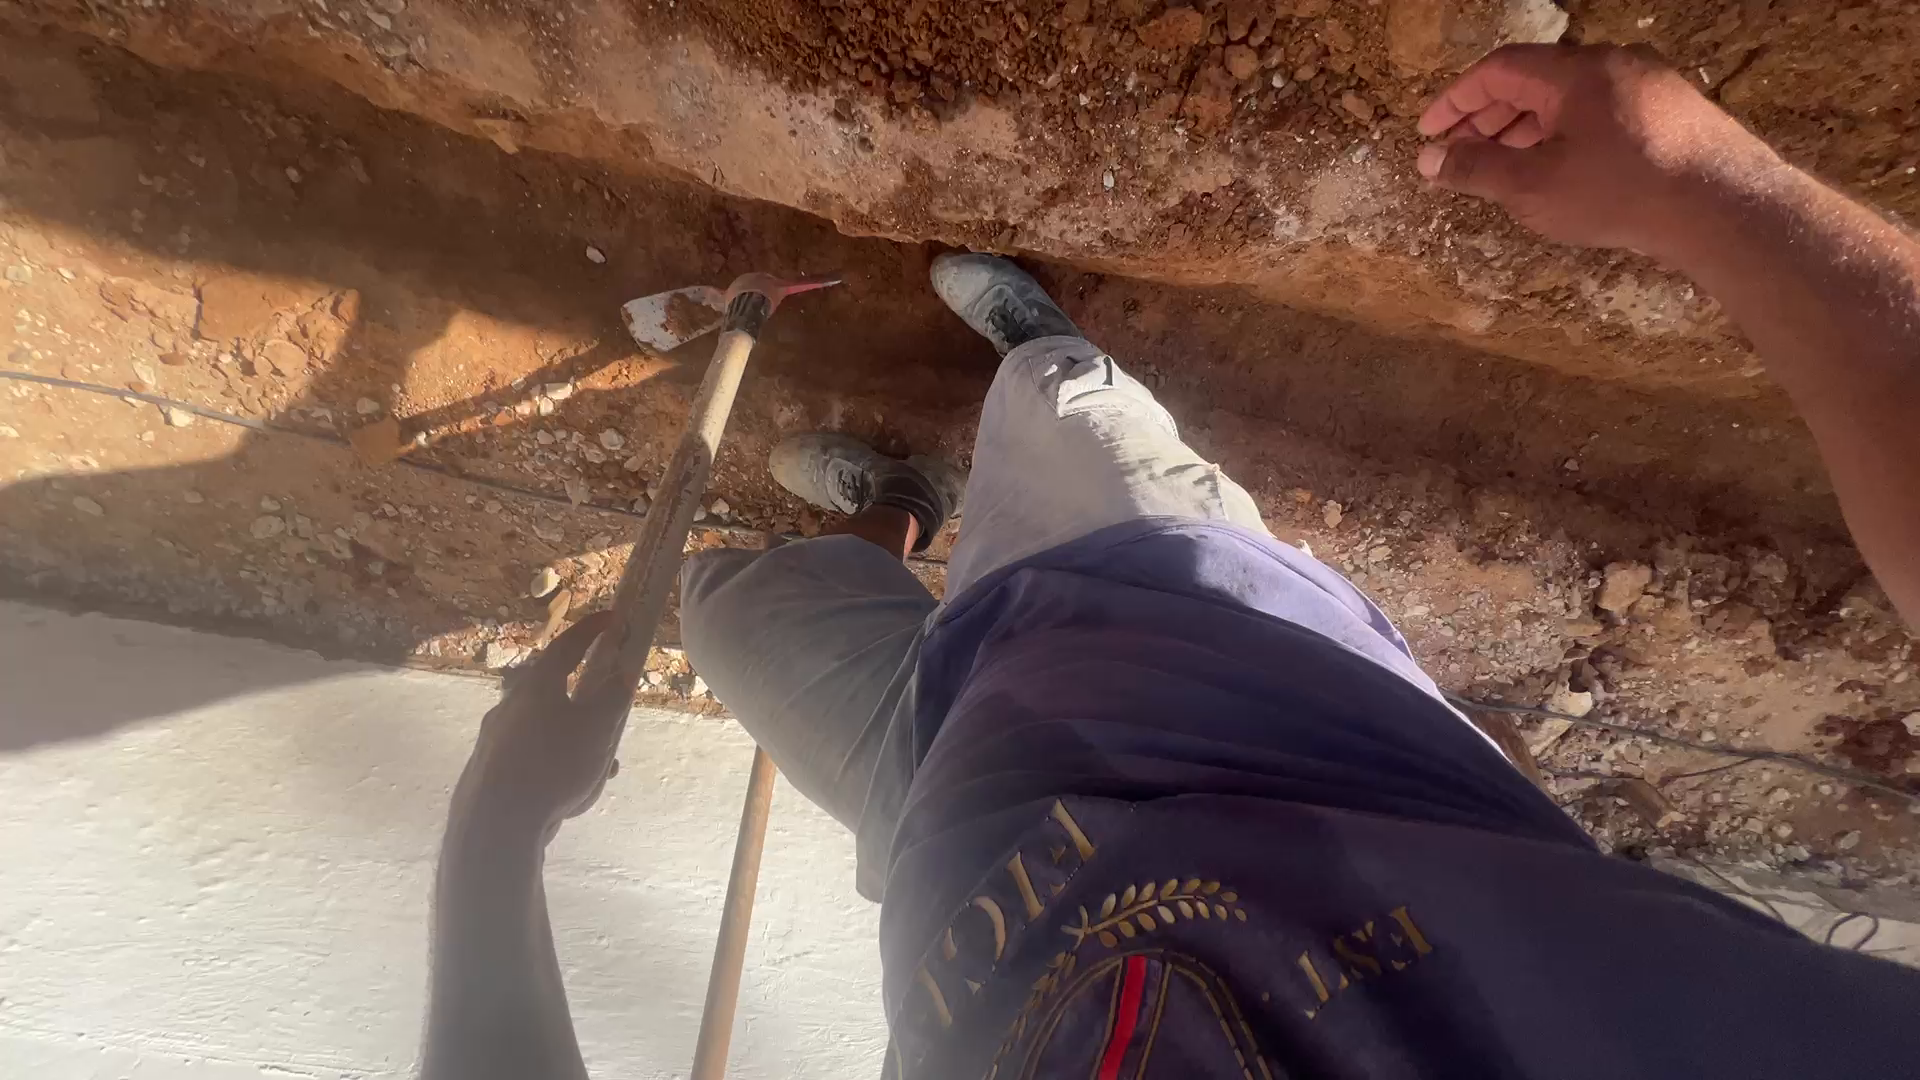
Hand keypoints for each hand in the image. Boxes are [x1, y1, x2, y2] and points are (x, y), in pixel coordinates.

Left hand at [452, 611, 631, 838]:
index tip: (612, 618)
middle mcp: (510, 706)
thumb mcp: (597, 729)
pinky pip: (533, 754)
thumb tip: (619, 677)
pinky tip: (575, 788)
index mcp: (537, 687)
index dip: (591, 630)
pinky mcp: (488, 772)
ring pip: (545, 726)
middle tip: (606, 705)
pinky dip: (558, 760)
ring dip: (575, 735)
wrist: (493, 826)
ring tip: (601, 765)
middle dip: (582, 693)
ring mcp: (494, 740)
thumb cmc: (553, 765)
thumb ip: (612, 699)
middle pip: (551, 686)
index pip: (567, 646)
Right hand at [1415, 44, 1781, 259]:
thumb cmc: (1614, 191)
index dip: (1454, 99)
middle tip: (1451, 154)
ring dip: (1513, 129)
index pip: (1498, 70)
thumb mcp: (1529, 185)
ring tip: (1489, 166)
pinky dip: (1548, 134)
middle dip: (1480, 117)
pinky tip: (1541, 168)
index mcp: (1575, 74)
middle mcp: (1610, 66)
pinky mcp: (1659, 111)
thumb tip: (1427, 158)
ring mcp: (1640, 85)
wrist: (1717, 204)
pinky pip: (1587, 112)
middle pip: (1528, 80)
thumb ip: (1473, 169)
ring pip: (1558, 98)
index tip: (1426, 131)